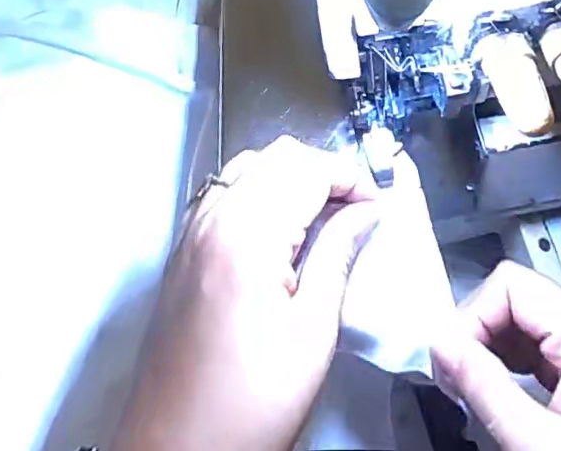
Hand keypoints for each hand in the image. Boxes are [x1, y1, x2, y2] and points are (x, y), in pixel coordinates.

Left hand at [113, 136, 381, 450]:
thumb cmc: (250, 405)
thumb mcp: (312, 330)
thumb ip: (339, 253)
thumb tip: (368, 209)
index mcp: (247, 236)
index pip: (309, 170)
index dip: (352, 178)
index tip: (378, 204)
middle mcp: (214, 220)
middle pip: (281, 156)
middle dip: (326, 170)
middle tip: (356, 206)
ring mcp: (192, 233)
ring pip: (253, 164)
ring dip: (294, 174)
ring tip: (323, 212)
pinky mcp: (183, 251)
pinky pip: (228, 189)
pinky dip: (262, 188)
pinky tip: (281, 226)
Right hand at [432, 262, 560, 450]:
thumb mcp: (543, 446)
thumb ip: (489, 390)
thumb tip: (443, 345)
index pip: (512, 285)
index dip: (473, 317)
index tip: (449, 364)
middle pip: (517, 300)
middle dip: (478, 334)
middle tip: (452, 383)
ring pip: (523, 327)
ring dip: (489, 352)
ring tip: (466, 393)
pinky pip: (537, 355)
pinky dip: (508, 370)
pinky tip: (494, 399)